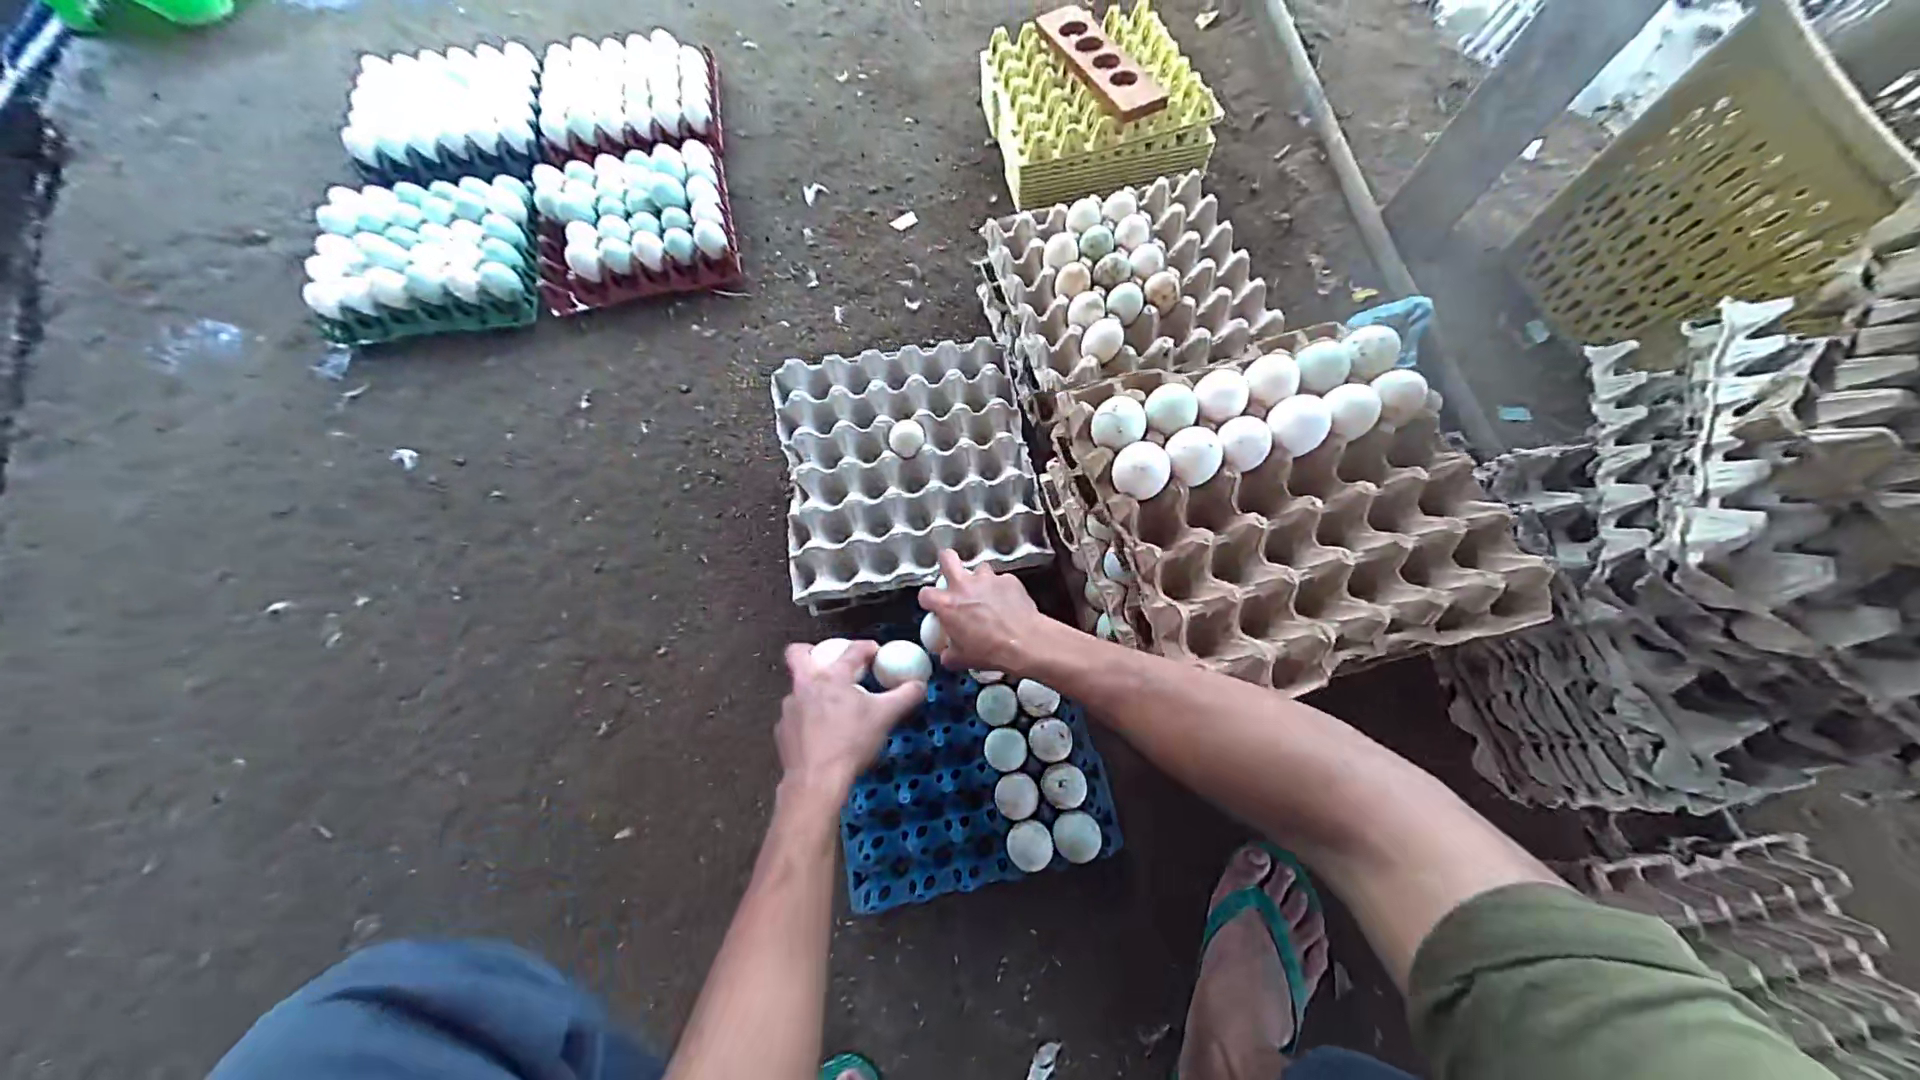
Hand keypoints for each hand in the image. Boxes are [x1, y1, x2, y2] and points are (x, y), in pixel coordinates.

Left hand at [777, 640, 923, 795]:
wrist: (816, 780)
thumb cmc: (851, 742)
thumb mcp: (886, 717)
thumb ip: (905, 696)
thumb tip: (919, 685)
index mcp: (832, 676)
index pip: (852, 650)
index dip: (867, 647)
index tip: (875, 653)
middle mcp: (806, 685)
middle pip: (798, 653)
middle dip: (813, 651)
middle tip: (832, 664)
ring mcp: (790, 708)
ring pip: (798, 688)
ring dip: (813, 690)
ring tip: (832, 707)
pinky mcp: (781, 730)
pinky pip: (795, 715)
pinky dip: (807, 718)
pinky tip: (820, 733)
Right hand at [916, 550, 1058, 674]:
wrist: (1025, 643)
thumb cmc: (991, 651)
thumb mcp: (961, 659)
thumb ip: (949, 653)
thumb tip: (948, 654)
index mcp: (947, 605)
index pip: (925, 594)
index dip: (928, 600)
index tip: (933, 605)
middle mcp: (964, 586)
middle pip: (947, 558)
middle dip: (947, 562)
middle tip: (951, 574)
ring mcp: (987, 580)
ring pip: (979, 569)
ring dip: (979, 580)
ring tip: (986, 595)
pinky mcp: (1008, 580)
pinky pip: (1001, 580)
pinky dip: (1002, 589)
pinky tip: (1007, 603)